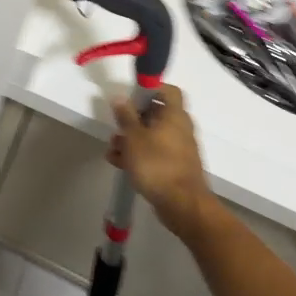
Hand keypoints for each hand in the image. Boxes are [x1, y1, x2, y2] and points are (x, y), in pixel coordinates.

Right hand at [106, 83, 216, 239]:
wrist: (182, 206)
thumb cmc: (157, 164)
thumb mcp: (134, 137)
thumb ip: (126, 116)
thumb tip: (120, 97)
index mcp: (174, 116)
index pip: (168, 91)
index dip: (150, 89)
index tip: (132, 96)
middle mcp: (180, 129)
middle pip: (156, 114)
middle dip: (133, 119)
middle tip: (117, 126)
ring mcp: (179, 150)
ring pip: (152, 136)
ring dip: (131, 140)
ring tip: (112, 149)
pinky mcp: (174, 168)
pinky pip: (154, 154)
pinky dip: (138, 155)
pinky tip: (119, 163)